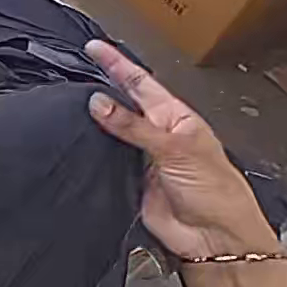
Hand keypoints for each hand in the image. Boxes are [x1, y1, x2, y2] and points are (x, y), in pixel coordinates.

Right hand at [84, 41, 280, 260]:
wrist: (214, 238)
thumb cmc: (217, 192)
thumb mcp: (177, 149)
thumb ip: (135, 127)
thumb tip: (99, 103)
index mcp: (175, 117)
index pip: (140, 83)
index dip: (117, 64)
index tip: (95, 48)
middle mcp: (155, 134)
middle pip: (122, 103)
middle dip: (101, 84)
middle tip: (77, 65)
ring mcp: (140, 157)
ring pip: (109, 131)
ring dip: (91, 119)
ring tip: (69, 100)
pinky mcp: (127, 180)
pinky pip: (103, 160)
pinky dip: (88, 151)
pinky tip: (75, 142)